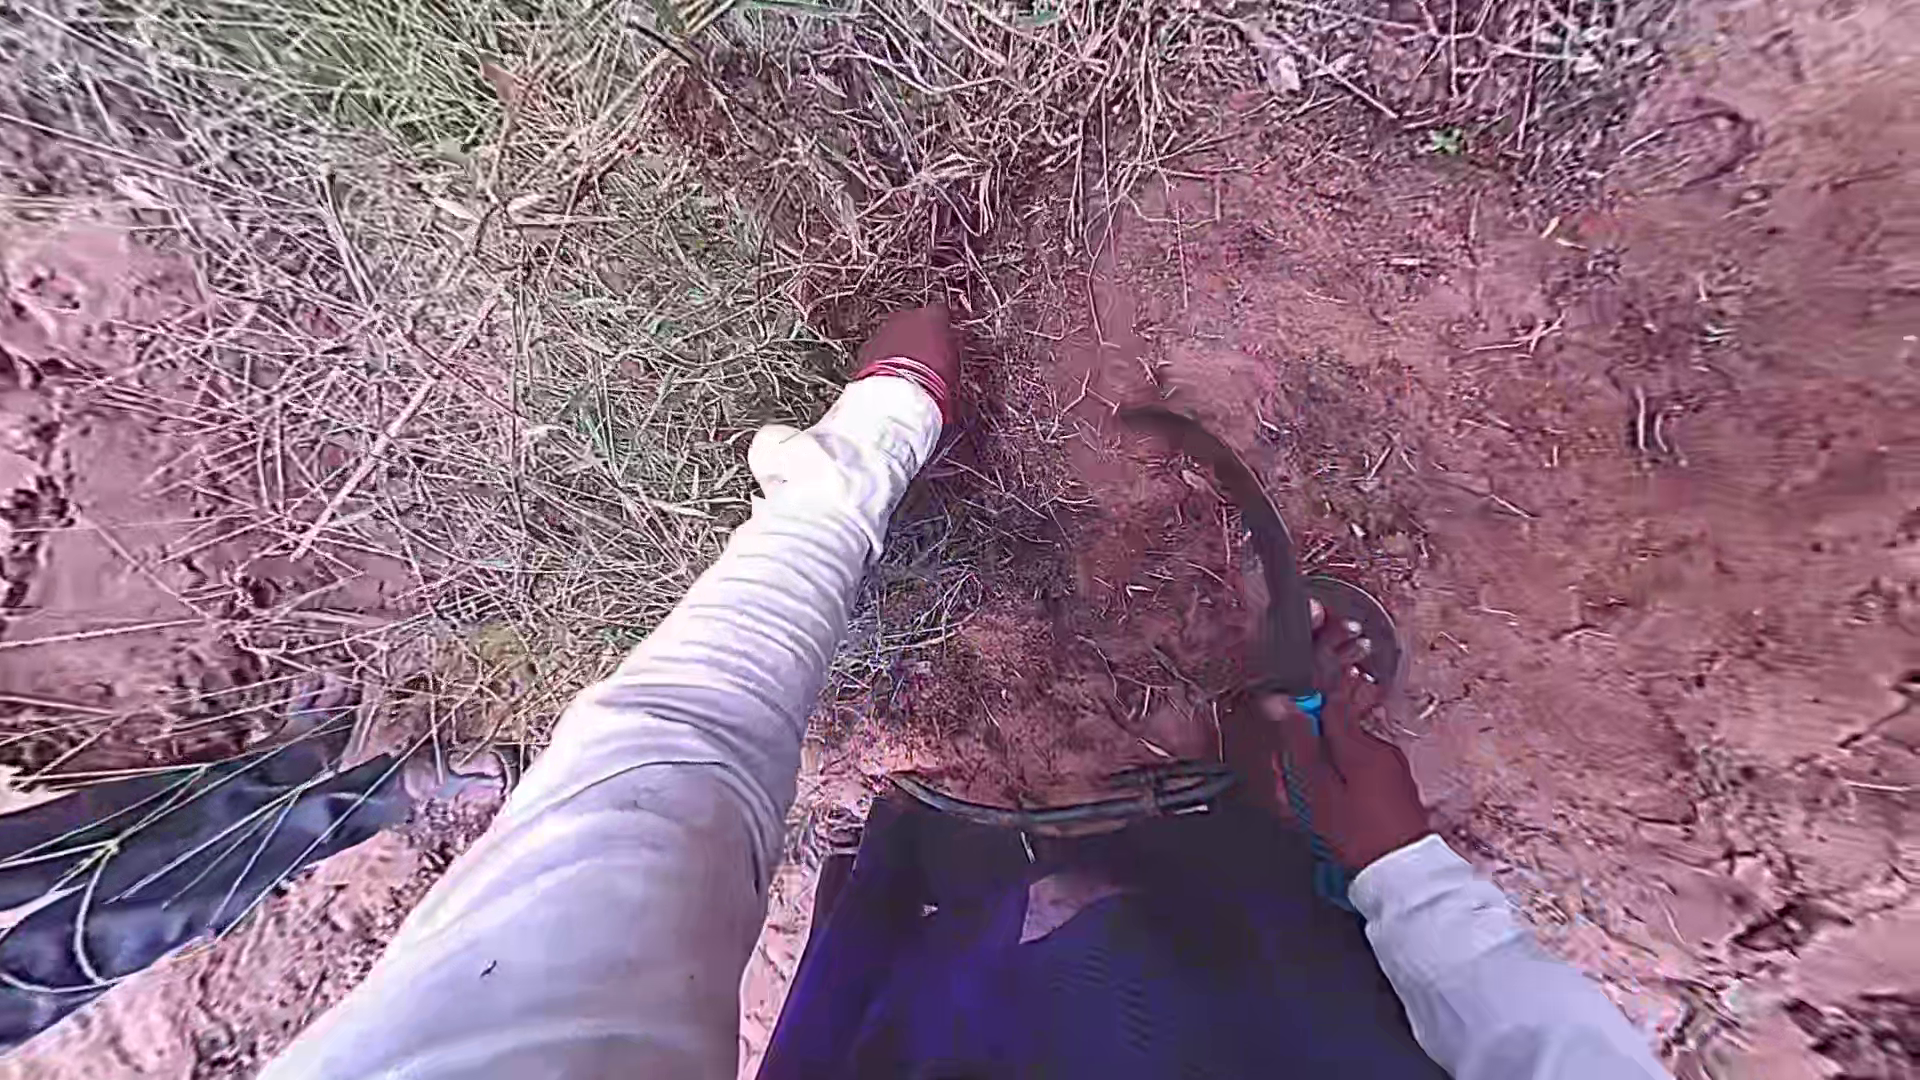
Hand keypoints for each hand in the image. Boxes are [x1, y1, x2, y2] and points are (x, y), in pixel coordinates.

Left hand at [855, 305, 958, 416]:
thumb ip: (950, 350)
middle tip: (924, 358)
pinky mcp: (867, 347)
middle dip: (918, 336)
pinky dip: (884, 358)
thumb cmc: (932, 379)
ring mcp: (884, 331)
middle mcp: (906, 317)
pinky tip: (891, 375)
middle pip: (914, 321)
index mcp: (933, 317)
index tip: (944, 340)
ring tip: (907, 370)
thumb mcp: (953, 366)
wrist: (899, 393)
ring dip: (899, 347)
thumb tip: (949, 351)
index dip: (942, 328)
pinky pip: (879, 349)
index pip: (940, 314)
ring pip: (894, 334)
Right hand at [1262, 611, 1429, 871]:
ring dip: (1325, 758)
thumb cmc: (1353, 830)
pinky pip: (1359, 763)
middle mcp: (1379, 746)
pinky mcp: (1394, 781)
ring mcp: (1391, 764)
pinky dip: (1340, 771)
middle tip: (1293, 767)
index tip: (1287, 692)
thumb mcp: (1317, 786)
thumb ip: (1299, 740)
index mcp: (1359, 743)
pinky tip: (1331, 798)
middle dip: (1311, 736)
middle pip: (1337, 724)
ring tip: (1309, 792)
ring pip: (1346, 746)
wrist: (1404, 877)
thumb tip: (1278, 700)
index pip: (1330, 700)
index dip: (1308, 691)